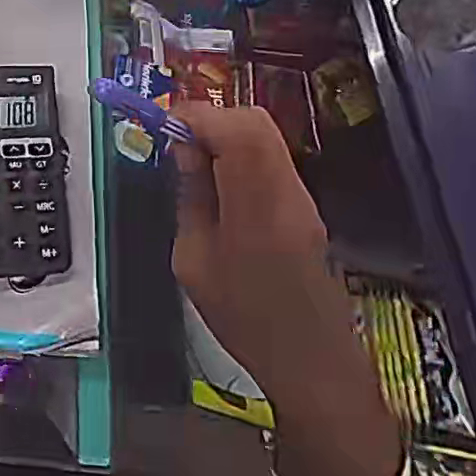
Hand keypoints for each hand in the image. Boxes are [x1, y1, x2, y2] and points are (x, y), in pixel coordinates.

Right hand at [169, 102, 329, 364]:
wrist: (310, 359)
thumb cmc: (242, 318)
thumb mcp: (192, 260)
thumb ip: (191, 197)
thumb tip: (185, 150)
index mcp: (257, 209)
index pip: (236, 132)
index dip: (197, 116)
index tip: (164, 124)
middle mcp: (287, 192)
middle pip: (254, 122)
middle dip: (210, 118)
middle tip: (176, 140)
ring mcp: (302, 196)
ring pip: (264, 136)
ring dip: (224, 134)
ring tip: (191, 163)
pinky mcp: (304, 204)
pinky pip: (269, 158)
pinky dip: (239, 152)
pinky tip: (217, 181)